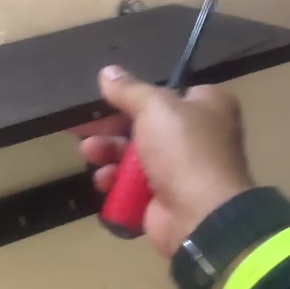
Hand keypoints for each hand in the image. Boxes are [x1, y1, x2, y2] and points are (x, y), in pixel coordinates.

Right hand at [76, 65, 255, 258]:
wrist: (200, 215)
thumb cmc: (184, 150)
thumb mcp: (155, 108)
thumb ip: (129, 90)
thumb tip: (108, 72)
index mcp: (206, 107)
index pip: (168, 93)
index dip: (136, 95)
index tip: (106, 96)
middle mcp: (198, 136)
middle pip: (144, 125)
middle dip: (110, 127)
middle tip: (83, 127)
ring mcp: (181, 170)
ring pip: (134, 155)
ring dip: (108, 153)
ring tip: (89, 153)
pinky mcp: (165, 198)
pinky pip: (133, 185)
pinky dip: (116, 181)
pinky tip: (103, 180)